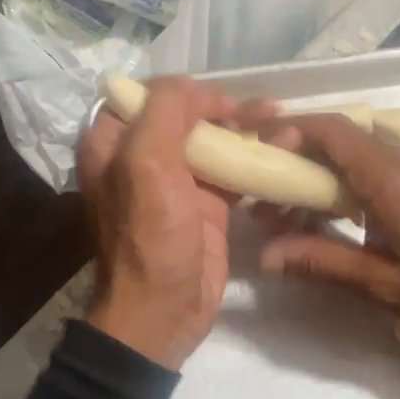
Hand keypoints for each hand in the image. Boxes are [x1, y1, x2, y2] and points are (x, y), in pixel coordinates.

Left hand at [77, 77, 272, 368]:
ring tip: (285, 127)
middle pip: (188, 116)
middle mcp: (143, 157)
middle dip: (229, 109)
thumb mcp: (146, 165)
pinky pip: (234, 172)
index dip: (187, 93)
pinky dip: (258, 161)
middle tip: (267, 112)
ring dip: (249, 131)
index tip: (223, 103)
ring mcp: (178, 184)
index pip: (150, 96)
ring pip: (216, 141)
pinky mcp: (208, 207)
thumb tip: (193, 87)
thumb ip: (165, 113)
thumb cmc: (148, 238)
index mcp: (114, 144)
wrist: (162, 311)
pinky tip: (285, 152)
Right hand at [256, 116, 399, 328]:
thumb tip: (266, 255)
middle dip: (292, 157)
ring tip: (279, 215)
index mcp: (386, 179)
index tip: (258, 152)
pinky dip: (332, 187)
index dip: (291, 131)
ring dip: (311, 176)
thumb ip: (321, 262)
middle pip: (335, 138)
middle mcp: (395, 165)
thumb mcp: (378, 281)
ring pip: (347, 157)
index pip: (333, 131)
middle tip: (259, 193)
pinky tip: (316, 221)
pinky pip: (361, 173)